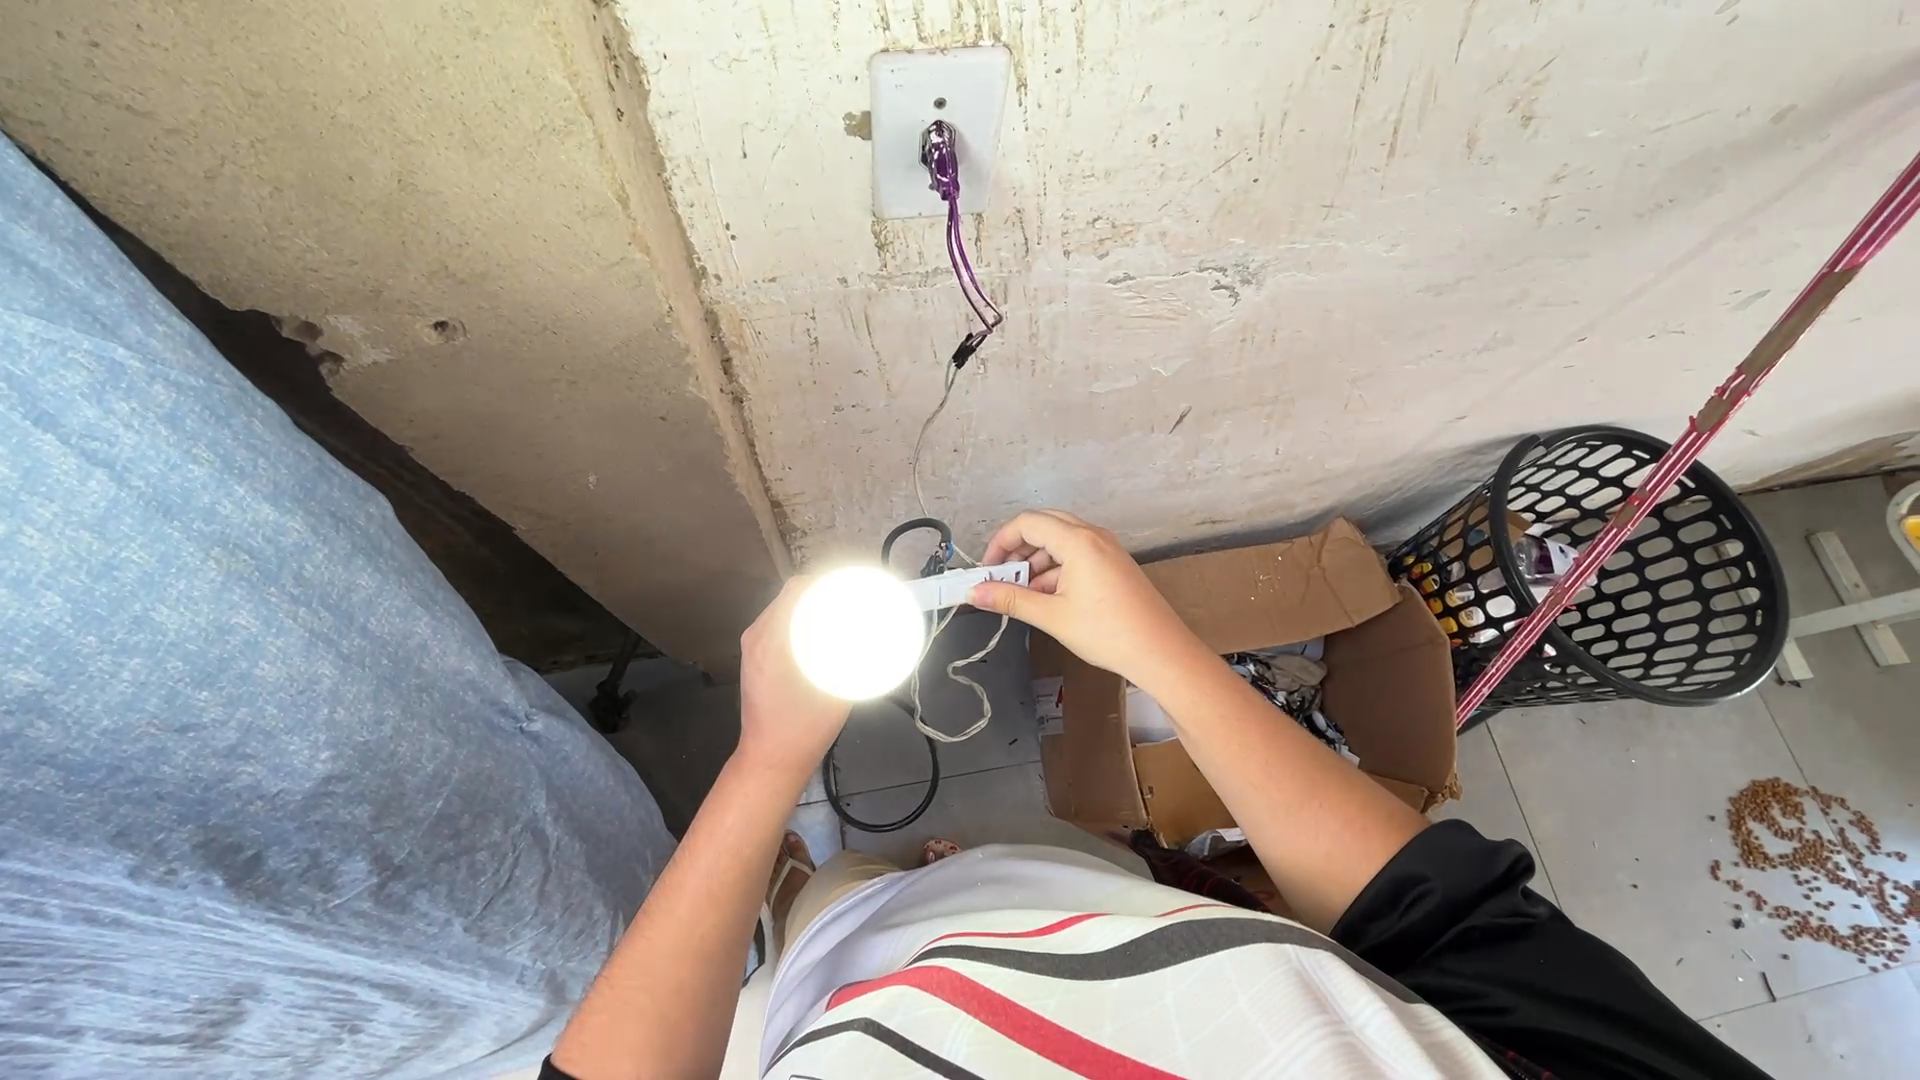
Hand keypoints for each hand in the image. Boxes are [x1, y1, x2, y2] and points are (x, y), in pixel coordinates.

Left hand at [737, 576, 851, 777]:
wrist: (770, 759)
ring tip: (841, 611)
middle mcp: (757, 637)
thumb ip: (856, 660)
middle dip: (823, 589)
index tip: (854, 584)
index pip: (798, 589)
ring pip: (784, 608)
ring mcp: (753, 647)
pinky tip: (821, 631)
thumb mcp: (838, 692)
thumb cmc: (803, 729)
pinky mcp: (755, 658)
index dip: (828, 580)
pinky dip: (800, 619)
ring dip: (811, 604)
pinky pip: (778, 624)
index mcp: (773, 641)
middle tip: (854, 597)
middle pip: (790, 595)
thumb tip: (876, 633)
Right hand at [968, 510, 1208, 690]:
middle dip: (1017, 549)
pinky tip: (1046, 597)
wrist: (1160, 652)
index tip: (987, 569)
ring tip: (1021, 594)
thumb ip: (1011, 599)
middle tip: (1000, 576)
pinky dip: (1056, 569)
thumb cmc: (1111, 633)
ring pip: (1060, 541)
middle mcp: (1094, 536)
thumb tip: (976, 593)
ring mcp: (1107, 549)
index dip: (1000, 542)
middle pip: (1043, 526)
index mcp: (1078, 541)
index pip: (1027, 523)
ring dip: (1036, 562)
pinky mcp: (1113, 564)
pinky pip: (1077, 555)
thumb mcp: (1053, 616)